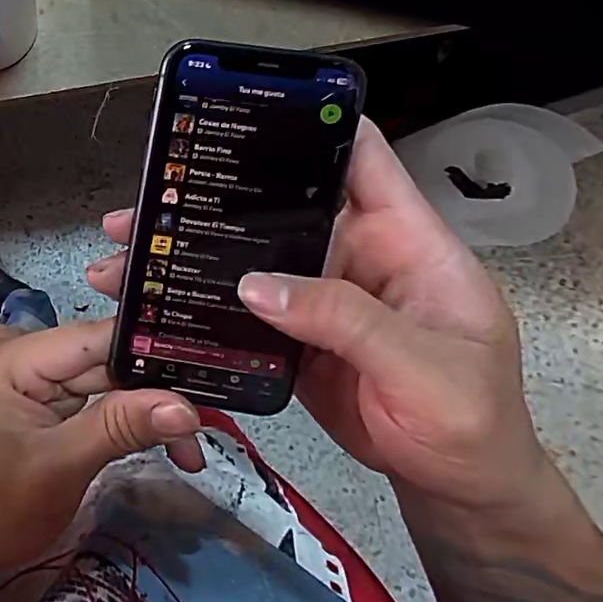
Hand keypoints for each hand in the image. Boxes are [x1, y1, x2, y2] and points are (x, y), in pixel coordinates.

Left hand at [0, 320, 204, 582]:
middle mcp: (10, 345)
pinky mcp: (28, 387)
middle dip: (148, 393)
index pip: (91, 340)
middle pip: (96, 358)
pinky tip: (153, 435)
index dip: (148, 352)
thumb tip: (186, 408)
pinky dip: (114, 413)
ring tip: (187, 444)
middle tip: (203, 422)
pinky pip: (81, 390)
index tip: (201, 371)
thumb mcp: (64, 465)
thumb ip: (124, 426)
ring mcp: (18, 365)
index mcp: (6, 355)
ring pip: (96, 376)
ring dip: (138, 408)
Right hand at [85, 118, 552, 513]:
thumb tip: (254, 286)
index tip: (250, 111)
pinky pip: (241, 302)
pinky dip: (199, 297)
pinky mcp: (291, 329)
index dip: (314, 125)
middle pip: (281, 204)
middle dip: (218, 194)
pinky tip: (157, 296)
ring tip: (131, 247)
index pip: (361, 159)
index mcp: (403, 240)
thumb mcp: (427, 369)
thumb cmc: (471, 425)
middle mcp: (353, 253)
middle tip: (154, 195)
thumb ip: (346, 321)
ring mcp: (318, 292)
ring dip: (194, 248)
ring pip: (249, 253)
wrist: (453, 489)